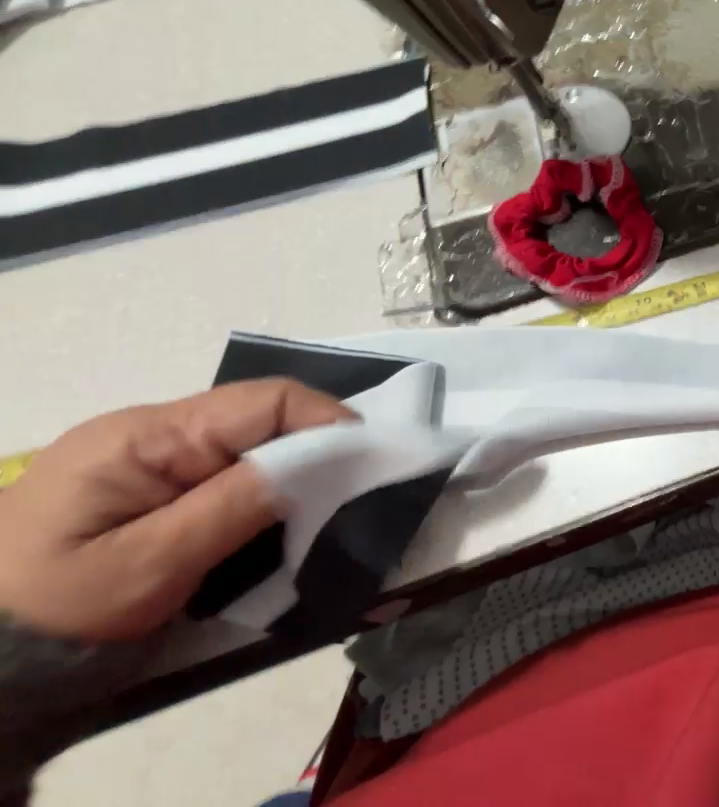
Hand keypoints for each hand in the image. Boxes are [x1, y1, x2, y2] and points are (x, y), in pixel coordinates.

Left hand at [0, 379, 351, 642]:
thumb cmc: (58, 611)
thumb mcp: (154, 562)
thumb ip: (241, 502)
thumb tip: (328, 457)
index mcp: (144, 436)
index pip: (267, 400)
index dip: (328, 422)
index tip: (368, 464)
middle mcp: (148, 430)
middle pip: (263, 417)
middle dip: (315, 449)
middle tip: (349, 494)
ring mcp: (145, 456)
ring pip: (251, 443)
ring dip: (290, 472)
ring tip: (315, 511)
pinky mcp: (148, 483)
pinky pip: (227, 466)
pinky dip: (263, 488)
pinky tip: (271, 519)